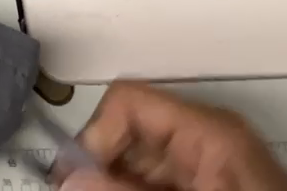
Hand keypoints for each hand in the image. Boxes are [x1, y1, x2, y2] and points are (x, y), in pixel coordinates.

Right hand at [60, 81, 286, 190]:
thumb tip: (72, 174)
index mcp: (210, 133)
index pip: (129, 103)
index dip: (95, 136)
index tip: (75, 179)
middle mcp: (209, 145)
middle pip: (129, 139)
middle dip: (102, 170)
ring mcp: (212, 176)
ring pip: (140, 171)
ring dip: (116, 185)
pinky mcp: (214, 190)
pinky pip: (159, 186)